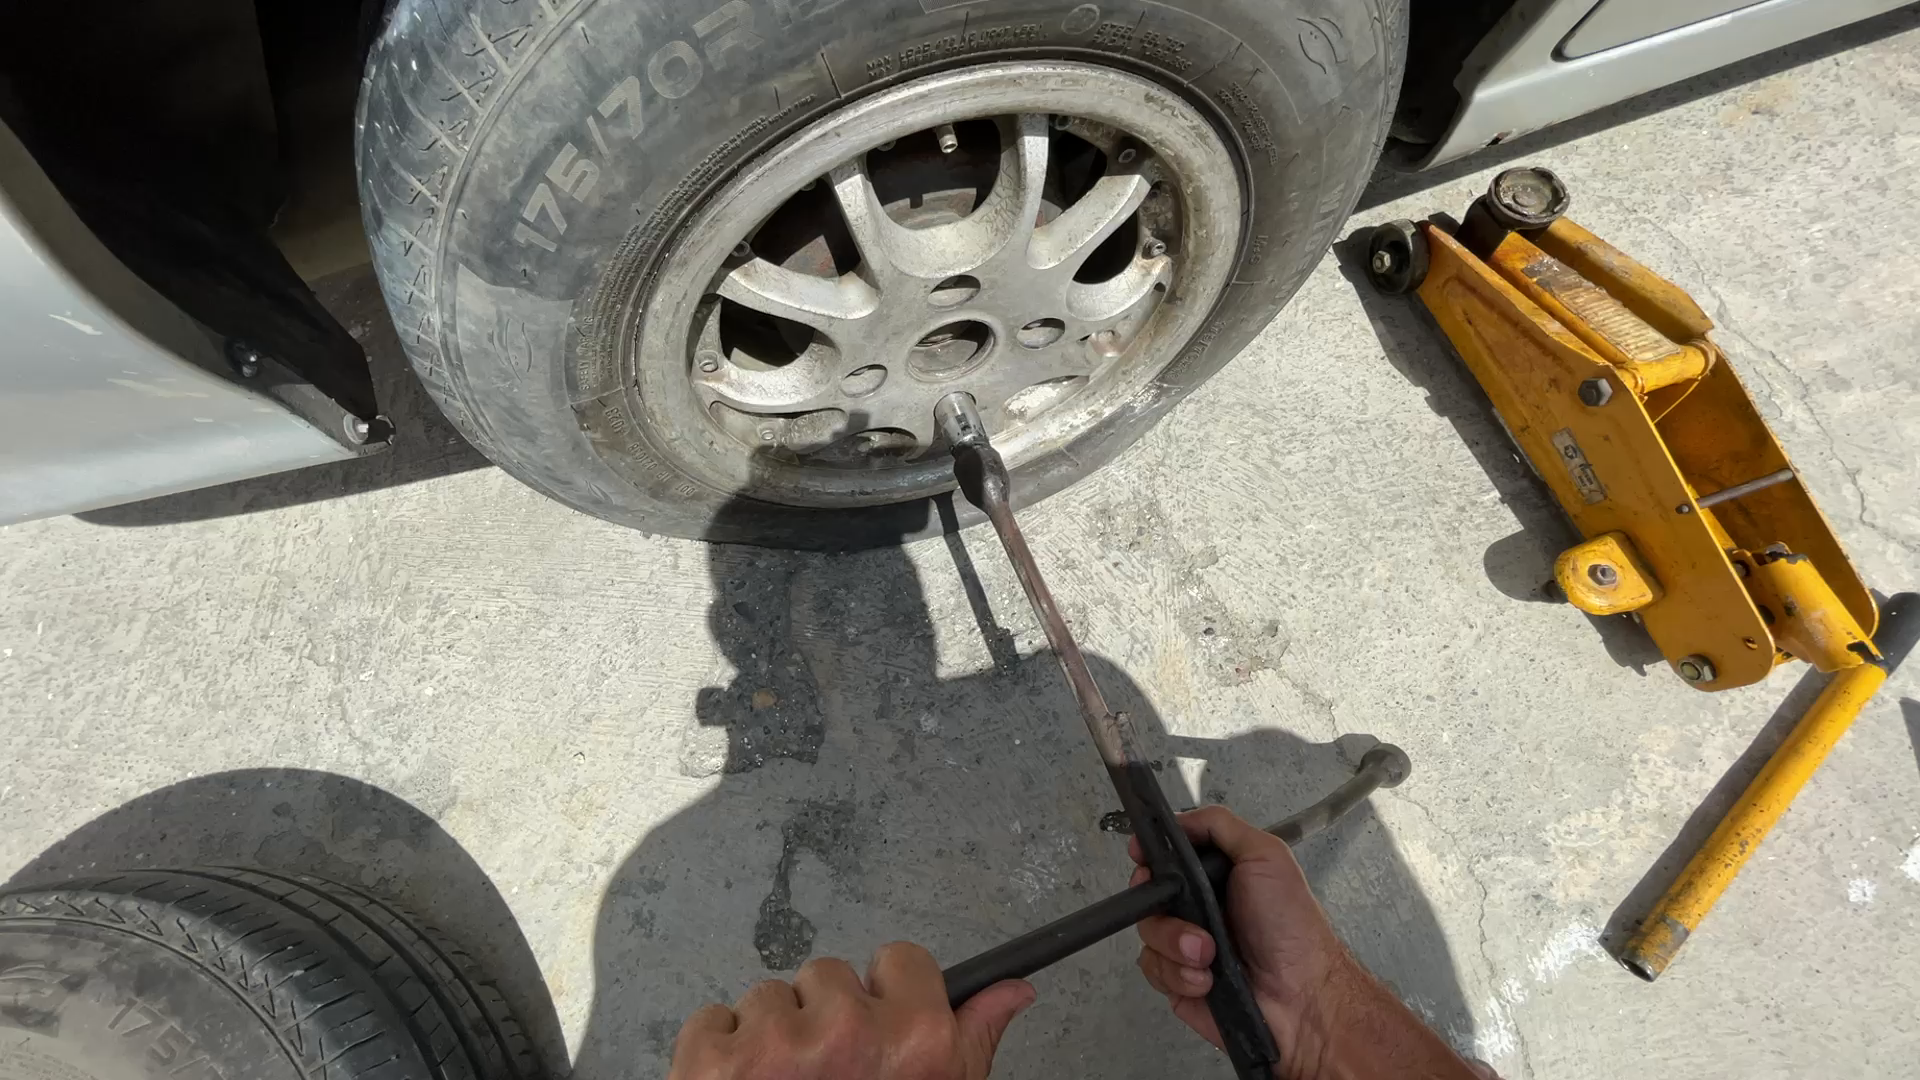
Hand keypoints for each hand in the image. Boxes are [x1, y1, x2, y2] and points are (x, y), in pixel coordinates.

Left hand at [668, 942, 1034, 1079]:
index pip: (901, 958)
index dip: (887, 999)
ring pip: (771, 995)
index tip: (875, 1035)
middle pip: (829, 974)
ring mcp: (776, 1046)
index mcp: (916, 1042)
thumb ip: (975, 1040)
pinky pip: (712, 1018)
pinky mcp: (710, 1065)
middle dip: (822, 1020)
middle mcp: (850, 1032)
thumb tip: (1014, 989)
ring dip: (768, 1040)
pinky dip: (717, 1056)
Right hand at [1130, 806, 1483, 1079]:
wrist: (1303, 1000)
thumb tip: (1178, 818)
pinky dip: (1179, 974)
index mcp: (1211, 875)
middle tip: (1185, 912)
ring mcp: (1184, 945)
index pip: (1164, 855)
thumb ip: (1220, 825)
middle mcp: (1195, 907)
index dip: (1148, 852)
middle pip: (1146, 890)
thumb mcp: (1266, 855)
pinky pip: (1154, 968)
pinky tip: (1207, 979)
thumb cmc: (1290, 926)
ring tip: (1208, 954)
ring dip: (1175, 942)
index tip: (1141, 854)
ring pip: (1147, 931)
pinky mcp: (1180, 981)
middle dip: (1156, 900)